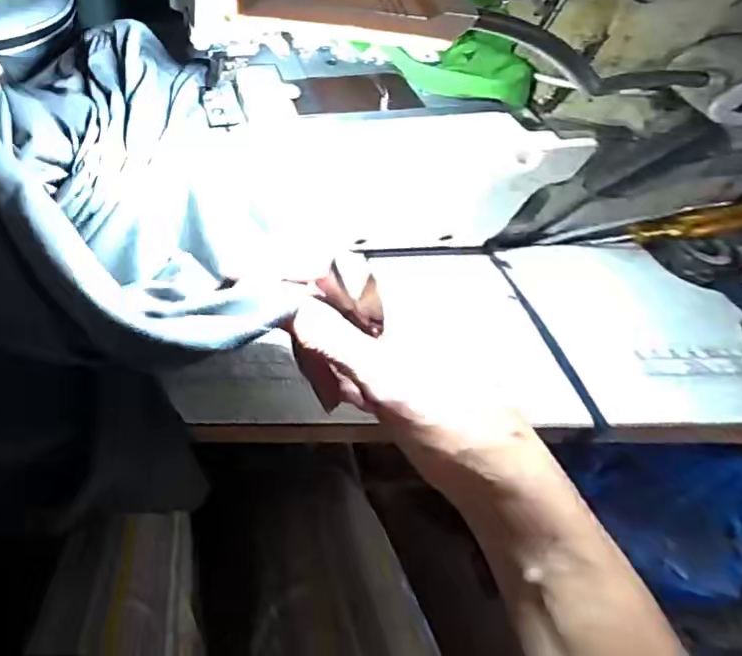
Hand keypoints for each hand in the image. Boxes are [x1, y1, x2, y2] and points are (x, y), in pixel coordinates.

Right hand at [286, 265, 546, 505]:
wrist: (493, 472)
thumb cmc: (446, 416)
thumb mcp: (384, 376)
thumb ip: (331, 337)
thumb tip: (285, 305)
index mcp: (391, 296)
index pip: (325, 269)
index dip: (287, 277)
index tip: (248, 289)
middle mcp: (386, 308)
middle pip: (322, 299)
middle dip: (305, 331)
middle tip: (309, 370)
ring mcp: (386, 338)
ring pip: (328, 330)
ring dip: (319, 358)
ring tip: (334, 393)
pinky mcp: (385, 365)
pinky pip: (342, 357)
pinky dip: (335, 375)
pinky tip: (346, 398)